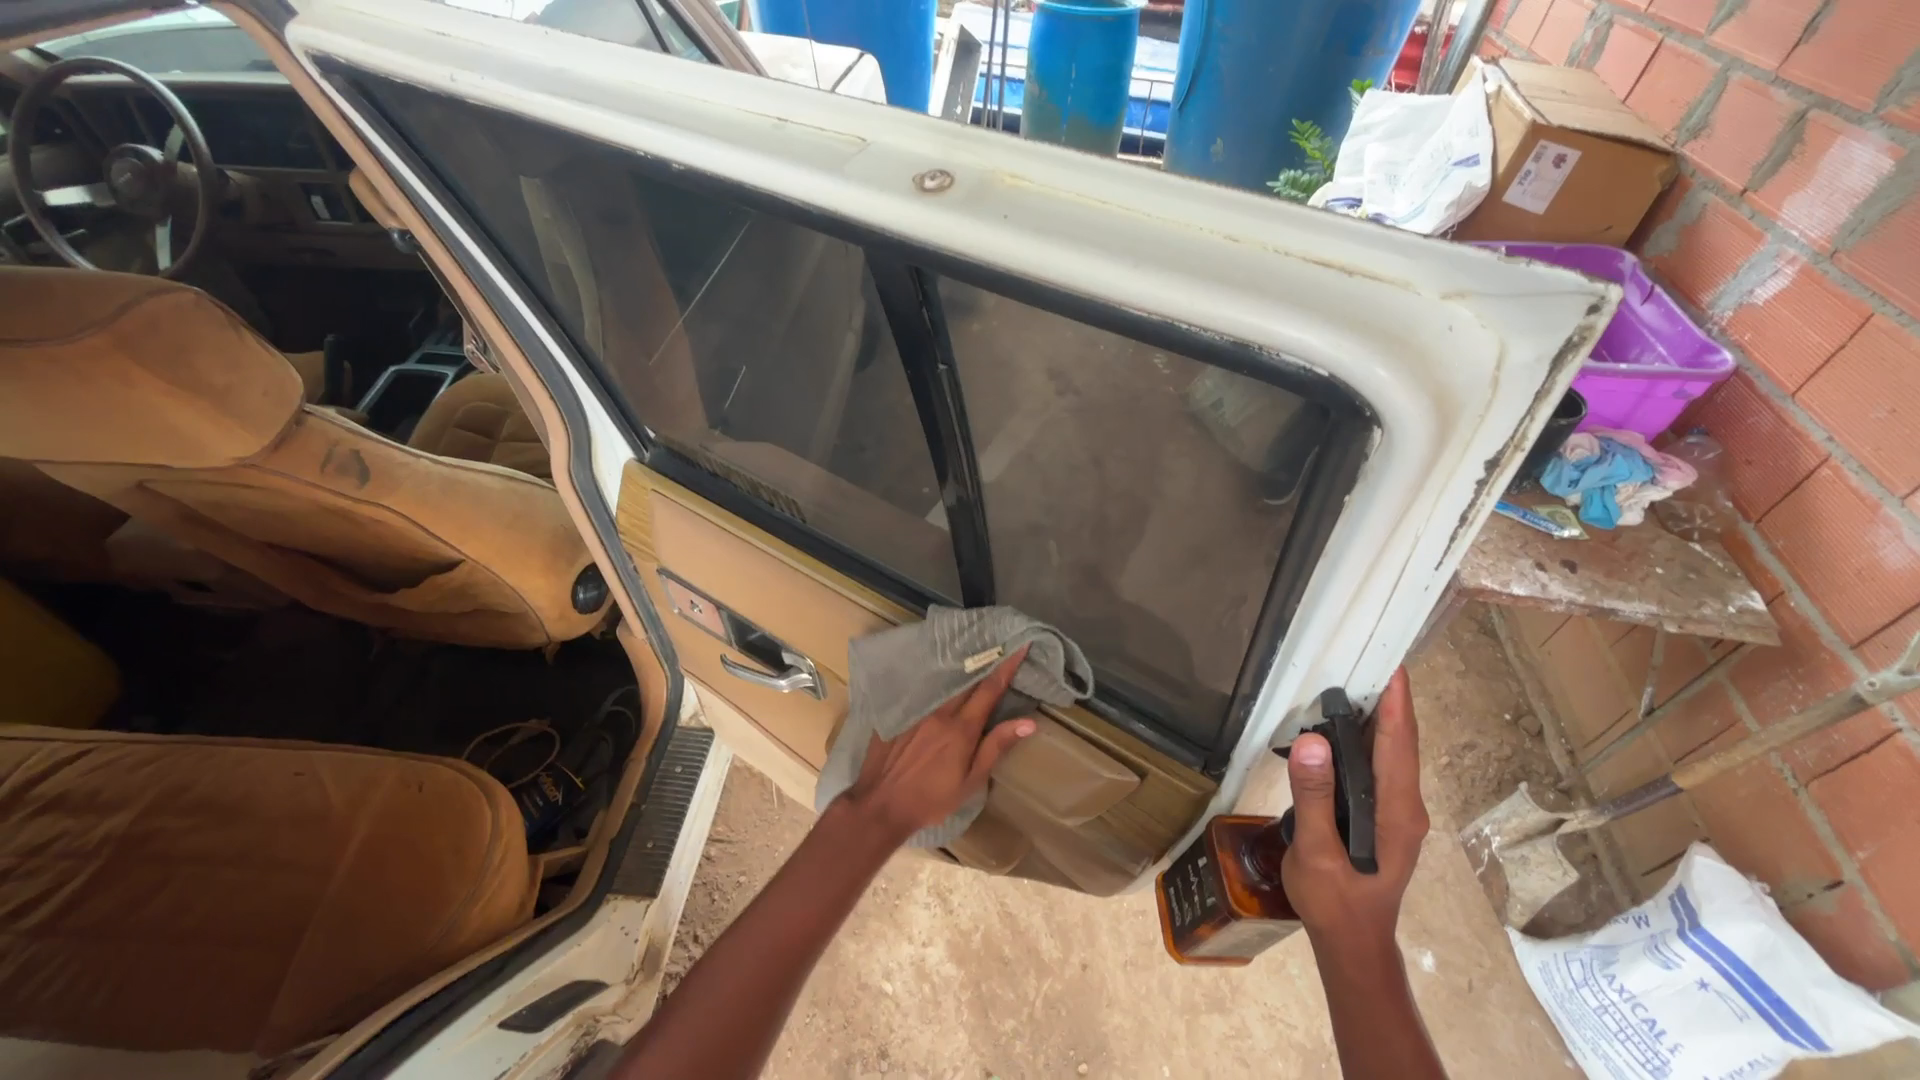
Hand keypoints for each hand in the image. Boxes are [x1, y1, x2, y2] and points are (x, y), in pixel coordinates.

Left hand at [837, 646, 1037, 843]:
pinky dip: (936, 680)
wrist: (881, 805)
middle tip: (1000, 644)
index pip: (990, 689)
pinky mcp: (897, 713)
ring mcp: (916, 710)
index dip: (1007, 666)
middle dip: (985, 660)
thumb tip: (1028, 722)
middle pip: (967, 679)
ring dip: (961, 668)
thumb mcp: (971, 781)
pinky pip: (921, 690)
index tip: (1020, 645)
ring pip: (943, 682)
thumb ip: (997, 747)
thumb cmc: (932, 799)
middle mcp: (939, 712)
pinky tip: (939, 674)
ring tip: (974, 652)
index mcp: (961, 728)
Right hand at [1281, 668, 1429, 947]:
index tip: (1388, 658)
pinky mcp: (1384, 817)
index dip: (1396, 699)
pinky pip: (1378, 767)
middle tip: (1358, 656)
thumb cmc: (1335, 901)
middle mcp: (1406, 804)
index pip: (1400, 741)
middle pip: (1400, 740)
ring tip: (1346, 681)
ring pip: (1391, 753)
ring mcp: (1398, 812)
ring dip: (1375, 716)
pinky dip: (1364, 740)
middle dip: (1385, 697)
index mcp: (1396, 809)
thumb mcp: (1317, 852)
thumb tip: (1314, 740)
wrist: (1352, 943)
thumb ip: (1315, 797)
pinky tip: (1336, 731)